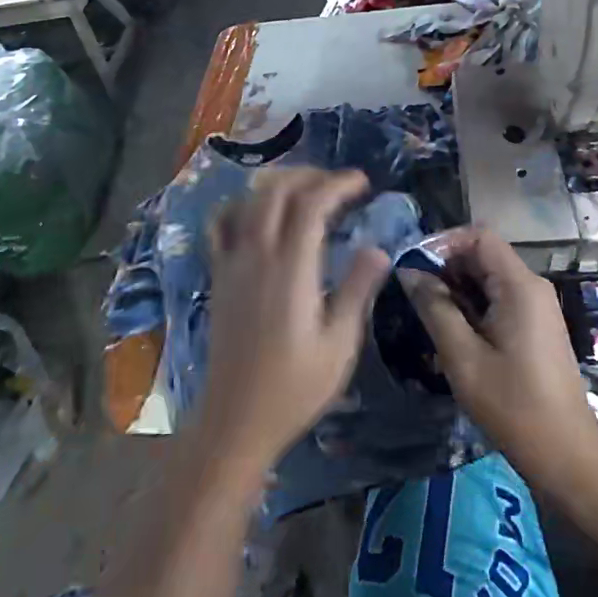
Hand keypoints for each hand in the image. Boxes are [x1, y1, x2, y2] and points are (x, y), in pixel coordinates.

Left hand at [199, 168, 390, 463]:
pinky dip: (241, 206)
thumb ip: (358, 290)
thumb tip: (378, 248)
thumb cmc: (295, 387)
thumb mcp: (340, 344)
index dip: (338, 184)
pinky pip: (221, 225)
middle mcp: (257, 256)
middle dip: (310, 175)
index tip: (363, 183)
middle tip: (339, 185)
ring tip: (307, 192)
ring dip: (279, 185)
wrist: (236, 420)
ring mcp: (232, 264)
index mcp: (291, 269)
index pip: (311, 203)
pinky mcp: (219, 277)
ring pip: (248, 200)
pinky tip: (259, 214)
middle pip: (276, 190)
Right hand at [398, 227, 597, 479]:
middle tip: (414, 295)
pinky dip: (474, 307)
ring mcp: (537, 306)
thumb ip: (435, 307)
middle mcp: (532, 286)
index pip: (479, 236)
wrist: (564, 450)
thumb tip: (410, 272)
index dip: (444, 243)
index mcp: (519, 285)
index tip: (414, 265)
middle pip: (484, 255)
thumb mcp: (462, 356)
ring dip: (457, 290)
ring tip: (427, 316)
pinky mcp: (536, 325)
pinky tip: (453, 333)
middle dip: (447, 268)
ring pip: (490, 279)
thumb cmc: (511, 403)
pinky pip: (500, 299)